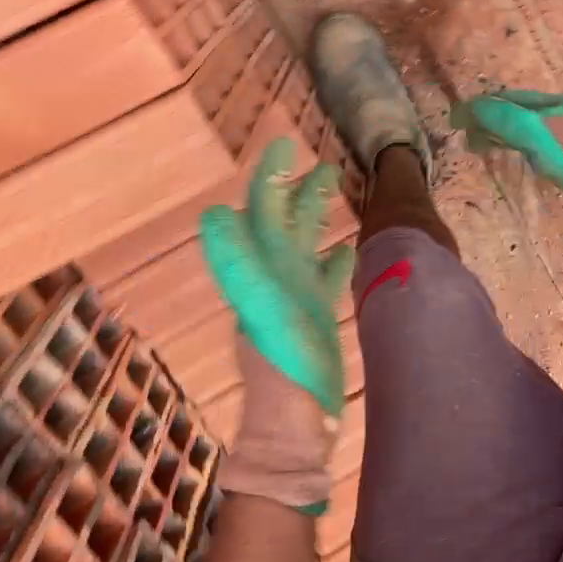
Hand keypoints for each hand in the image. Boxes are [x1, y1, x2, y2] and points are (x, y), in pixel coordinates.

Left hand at [199, 139, 355, 512]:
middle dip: (301, 189)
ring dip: (318, 214)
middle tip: (324, 162)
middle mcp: (279, 272)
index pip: (264, 209)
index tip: (284, 144)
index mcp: (265, 264)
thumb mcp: (259, 306)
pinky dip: (337, 254)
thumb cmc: (282, 359)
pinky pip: (328, 273)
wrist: (296, 417)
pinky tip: (350, 247)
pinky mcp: (319, 312)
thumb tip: (212, 212)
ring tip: (338, 189)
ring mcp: (299, 292)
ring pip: (307, 241)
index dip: (271, 176)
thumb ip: (239, 262)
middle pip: (288, 220)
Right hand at [450, 89, 562, 246]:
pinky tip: (538, 161)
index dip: (481, 109)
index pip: (509, 100)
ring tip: (499, 147)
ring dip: (515, 134)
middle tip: (474, 139)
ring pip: (542, 127)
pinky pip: (556, 142)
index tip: (457, 123)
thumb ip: (509, 121)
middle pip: (526, 111)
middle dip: (497, 121)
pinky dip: (534, 145)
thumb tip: (476, 107)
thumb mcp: (544, 140)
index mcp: (557, 106)